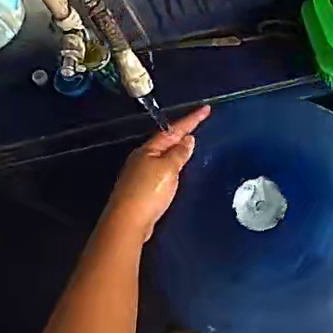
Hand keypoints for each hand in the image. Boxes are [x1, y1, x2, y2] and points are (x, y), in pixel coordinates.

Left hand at [101, 105, 210, 237]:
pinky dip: (172, 165)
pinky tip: (178, 170)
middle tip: (199, 123)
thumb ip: (179, 153)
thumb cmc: (147, 193)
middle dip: (182, 132)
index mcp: (149, 150)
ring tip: (191, 144)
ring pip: (163, 155)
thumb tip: (188, 140)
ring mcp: (140, 173)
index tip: (205, 109)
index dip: (191, 120)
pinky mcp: (142, 188)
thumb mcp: (169, 169)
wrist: (127, 222)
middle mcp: (142, 158)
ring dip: (177, 149)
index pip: (173, 130)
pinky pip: (161, 169)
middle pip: (166, 140)